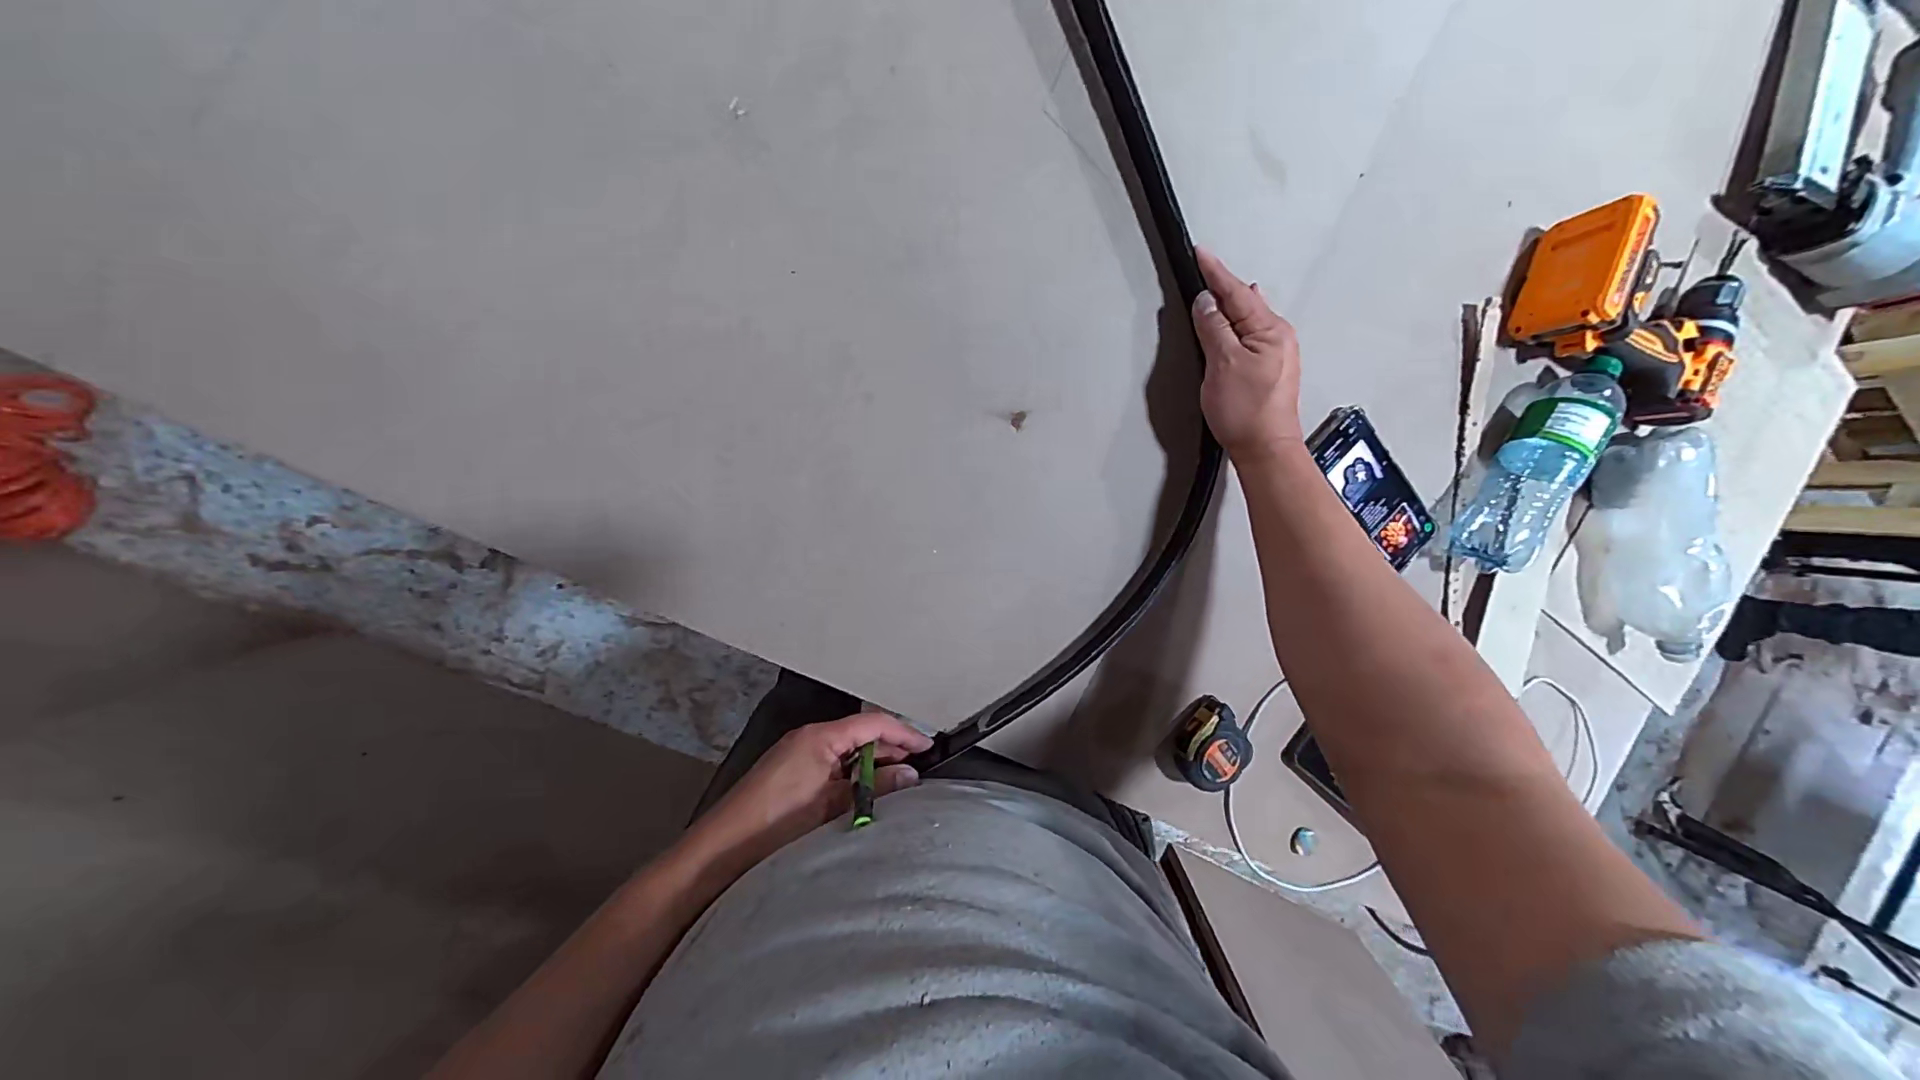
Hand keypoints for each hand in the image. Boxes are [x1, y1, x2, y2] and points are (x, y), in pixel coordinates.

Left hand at [683, 712, 931, 872]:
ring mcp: (797, 756)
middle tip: (918, 770)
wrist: (721, 852)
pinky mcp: (790, 775)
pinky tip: (865, 797)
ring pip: (847, 752)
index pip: (873, 723)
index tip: (928, 747)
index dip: (904, 733)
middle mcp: (808, 739)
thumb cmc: (773, 825)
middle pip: (861, 734)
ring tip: (898, 786)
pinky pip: (832, 767)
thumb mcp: (834, 805)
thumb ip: (875, 787)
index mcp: (820, 737)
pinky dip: (852, 777)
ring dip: (872, 766)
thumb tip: (908, 775)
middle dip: (891, 750)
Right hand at [1193, 247, 1303, 460]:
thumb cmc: (1247, 413)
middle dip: (1223, 286)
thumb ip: (1213, 328)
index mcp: (1270, 330)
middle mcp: (1278, 338)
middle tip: (1204, 269)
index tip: (1201, 254)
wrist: (1264, 448)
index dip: (1215, 273)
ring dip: (1229, 307)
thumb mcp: (1222, 363)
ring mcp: (1275, 354)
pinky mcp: (1267, 370)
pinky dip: (1235, 327)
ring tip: (1214, 293)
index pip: (1236, 292)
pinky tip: (1230, 328)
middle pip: (1244, 302)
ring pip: (1248, 319)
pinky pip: (1250, 336)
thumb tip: (1205, 303)